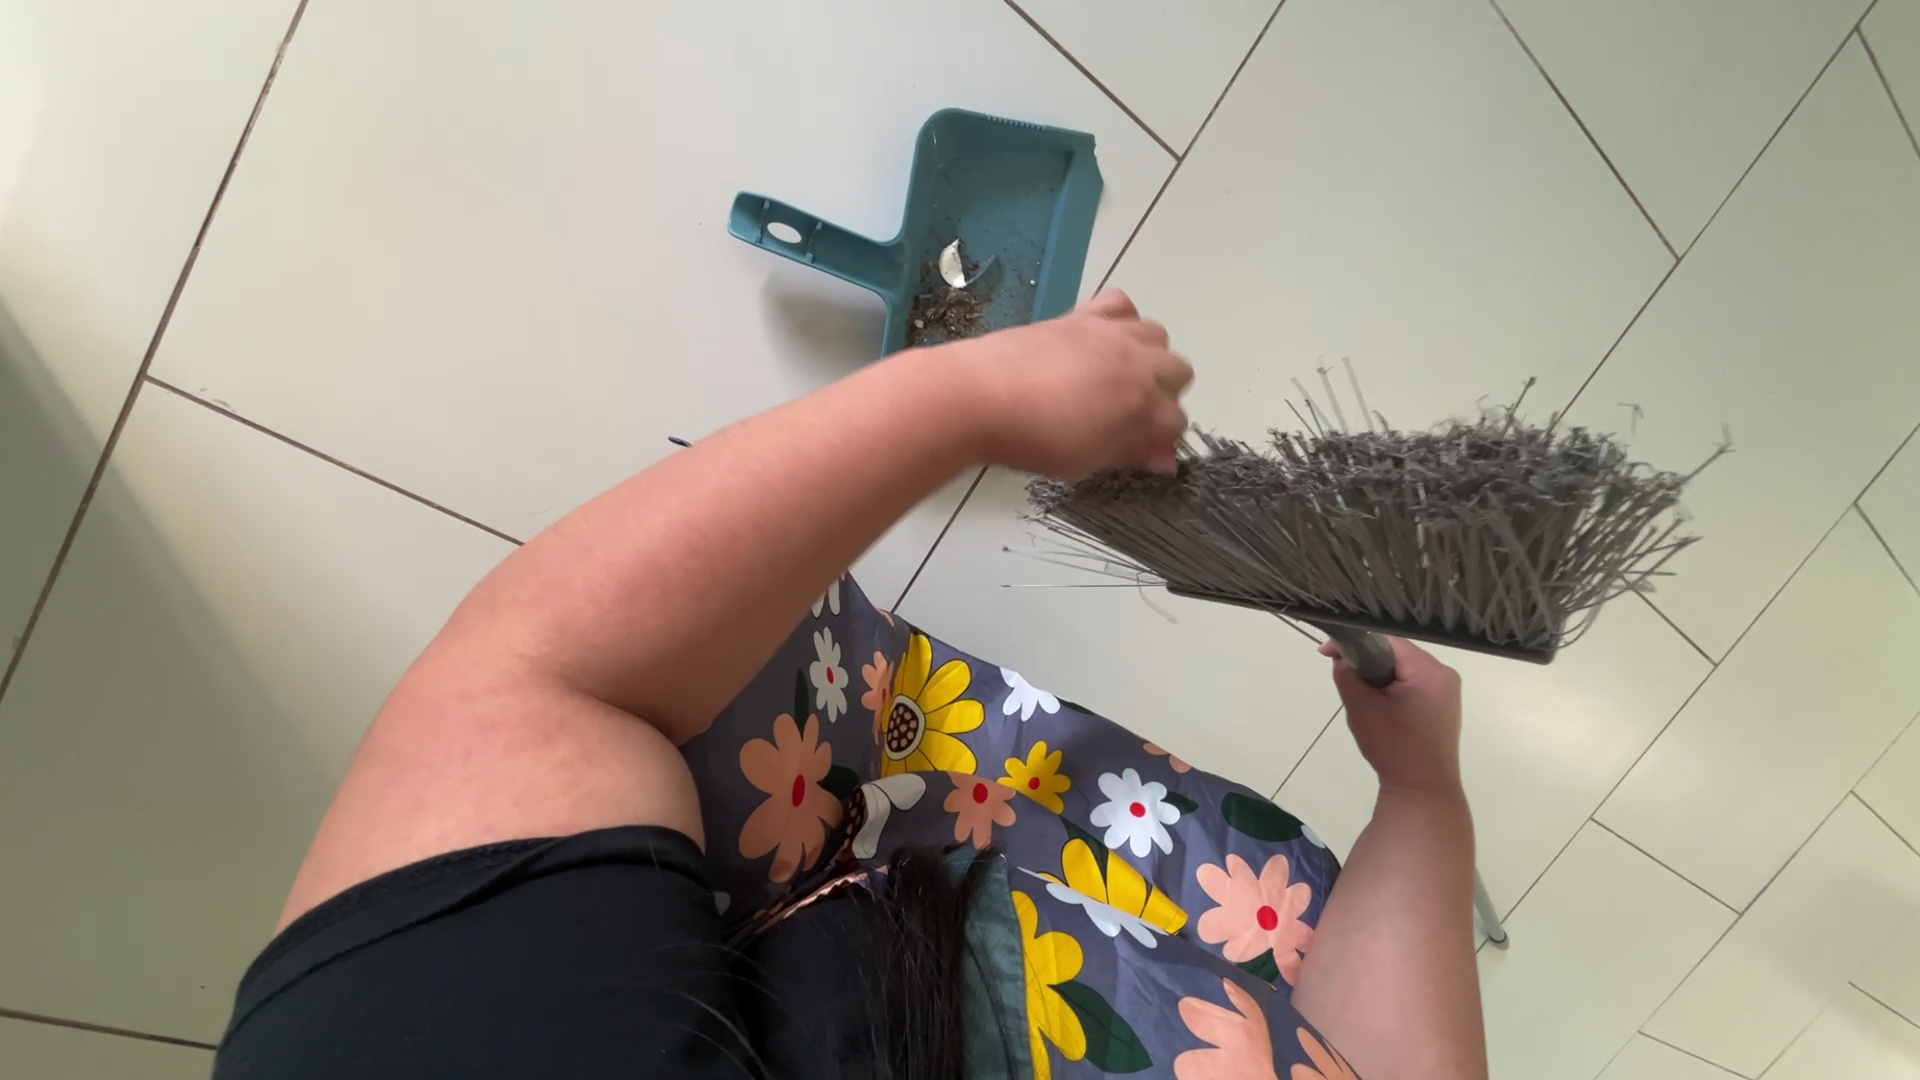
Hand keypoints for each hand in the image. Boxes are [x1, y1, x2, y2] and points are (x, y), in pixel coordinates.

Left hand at [949, 289, 1192, 478]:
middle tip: (1128, 413)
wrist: (980, 396)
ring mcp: (1111, 334)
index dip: (1160, 439)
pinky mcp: (1082, 315)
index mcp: (1141, 408)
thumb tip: (1163, 460)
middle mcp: (1137, 364)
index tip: (1140, 449)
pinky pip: (1120, 304)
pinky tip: (1102, 340)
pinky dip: (1121, 319)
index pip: (1176, 423)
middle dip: (1163, 395)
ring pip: (1157, 334)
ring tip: (1117, 375)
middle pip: (1180, 372)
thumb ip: (1128, 453)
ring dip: (1148, 356)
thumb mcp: (1085, 462)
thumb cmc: (1030, 440)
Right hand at [1320, 637, 1464, 797]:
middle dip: (1365, 660)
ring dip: (1376, 674)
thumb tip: (1340, 656)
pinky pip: (1411, 682)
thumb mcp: (1361, 706)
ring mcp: (1446, 690)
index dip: (1354, 643)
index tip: (1326, 653)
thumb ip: (1346, 674)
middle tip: (1340, 673)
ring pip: (1401, 667)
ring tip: (1358, 692)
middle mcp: (1444, 674)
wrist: (1422, 788)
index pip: (1386, 642)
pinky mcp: (1442, 704)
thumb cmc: (1393, 746)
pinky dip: (1390, 686)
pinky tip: (1378, 704)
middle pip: (1395, 653)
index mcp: (1429, 671)